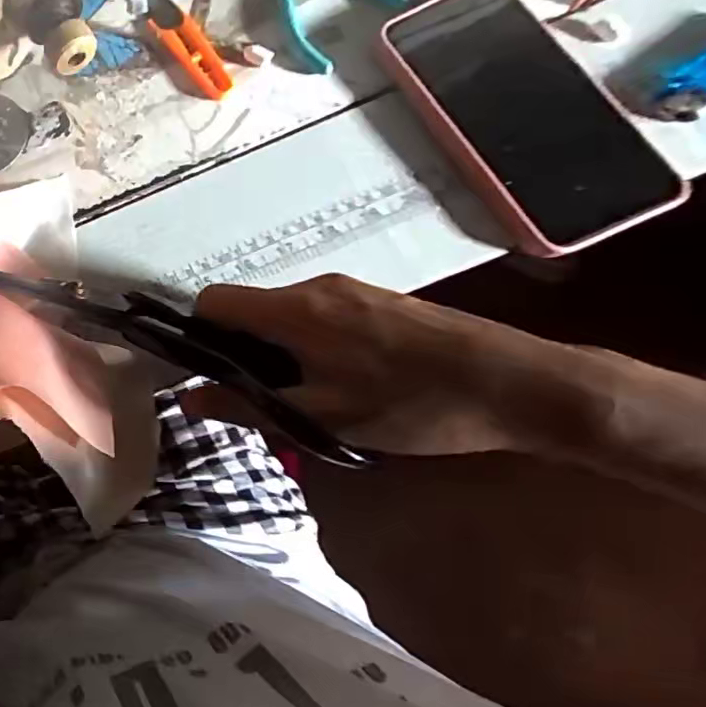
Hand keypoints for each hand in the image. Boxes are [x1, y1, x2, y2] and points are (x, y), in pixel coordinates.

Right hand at [185, 274, 601, 456]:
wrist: (516, 384)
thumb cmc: (413, 405)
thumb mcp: (324, 418)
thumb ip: (249, 407)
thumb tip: (189, 400)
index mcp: (294, 310)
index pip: (213, 301)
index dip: (199, 336)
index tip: (211, 376)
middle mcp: (315, 288)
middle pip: (249, 309)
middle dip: (242, 352)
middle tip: (265, 401)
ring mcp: (349, 290)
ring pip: (284, 316)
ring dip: (278, 353)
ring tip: (310, 399)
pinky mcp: (377, 301)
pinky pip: (318, 317)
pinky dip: (309, 346)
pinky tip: (345, 384)